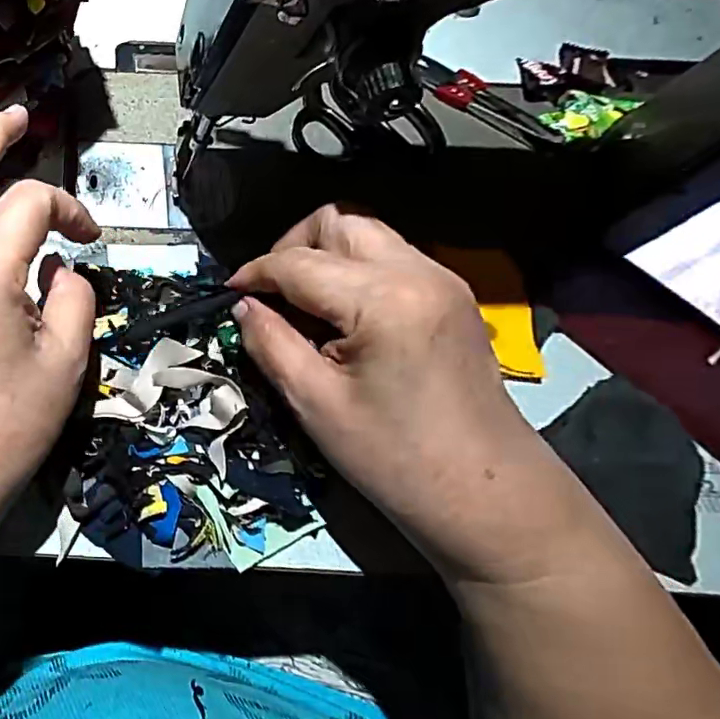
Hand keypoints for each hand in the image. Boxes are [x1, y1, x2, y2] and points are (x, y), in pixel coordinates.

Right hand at [229, 206, 598, 587]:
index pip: (299, 262)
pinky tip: (343, 315)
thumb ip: (271, 344)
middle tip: (271, 293)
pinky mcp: (452, 296)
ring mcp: (442, 280)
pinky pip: (392, 258)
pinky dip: (356, 270)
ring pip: (368, 233)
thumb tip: (245, 307)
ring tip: (303, 304)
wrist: (488, 496)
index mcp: (383, 299)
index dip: (256, 272)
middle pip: (338, 221)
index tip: (231, 292)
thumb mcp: (316, 405)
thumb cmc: (396, 460)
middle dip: (293, 247)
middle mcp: (418, 272)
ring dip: (326, 255)